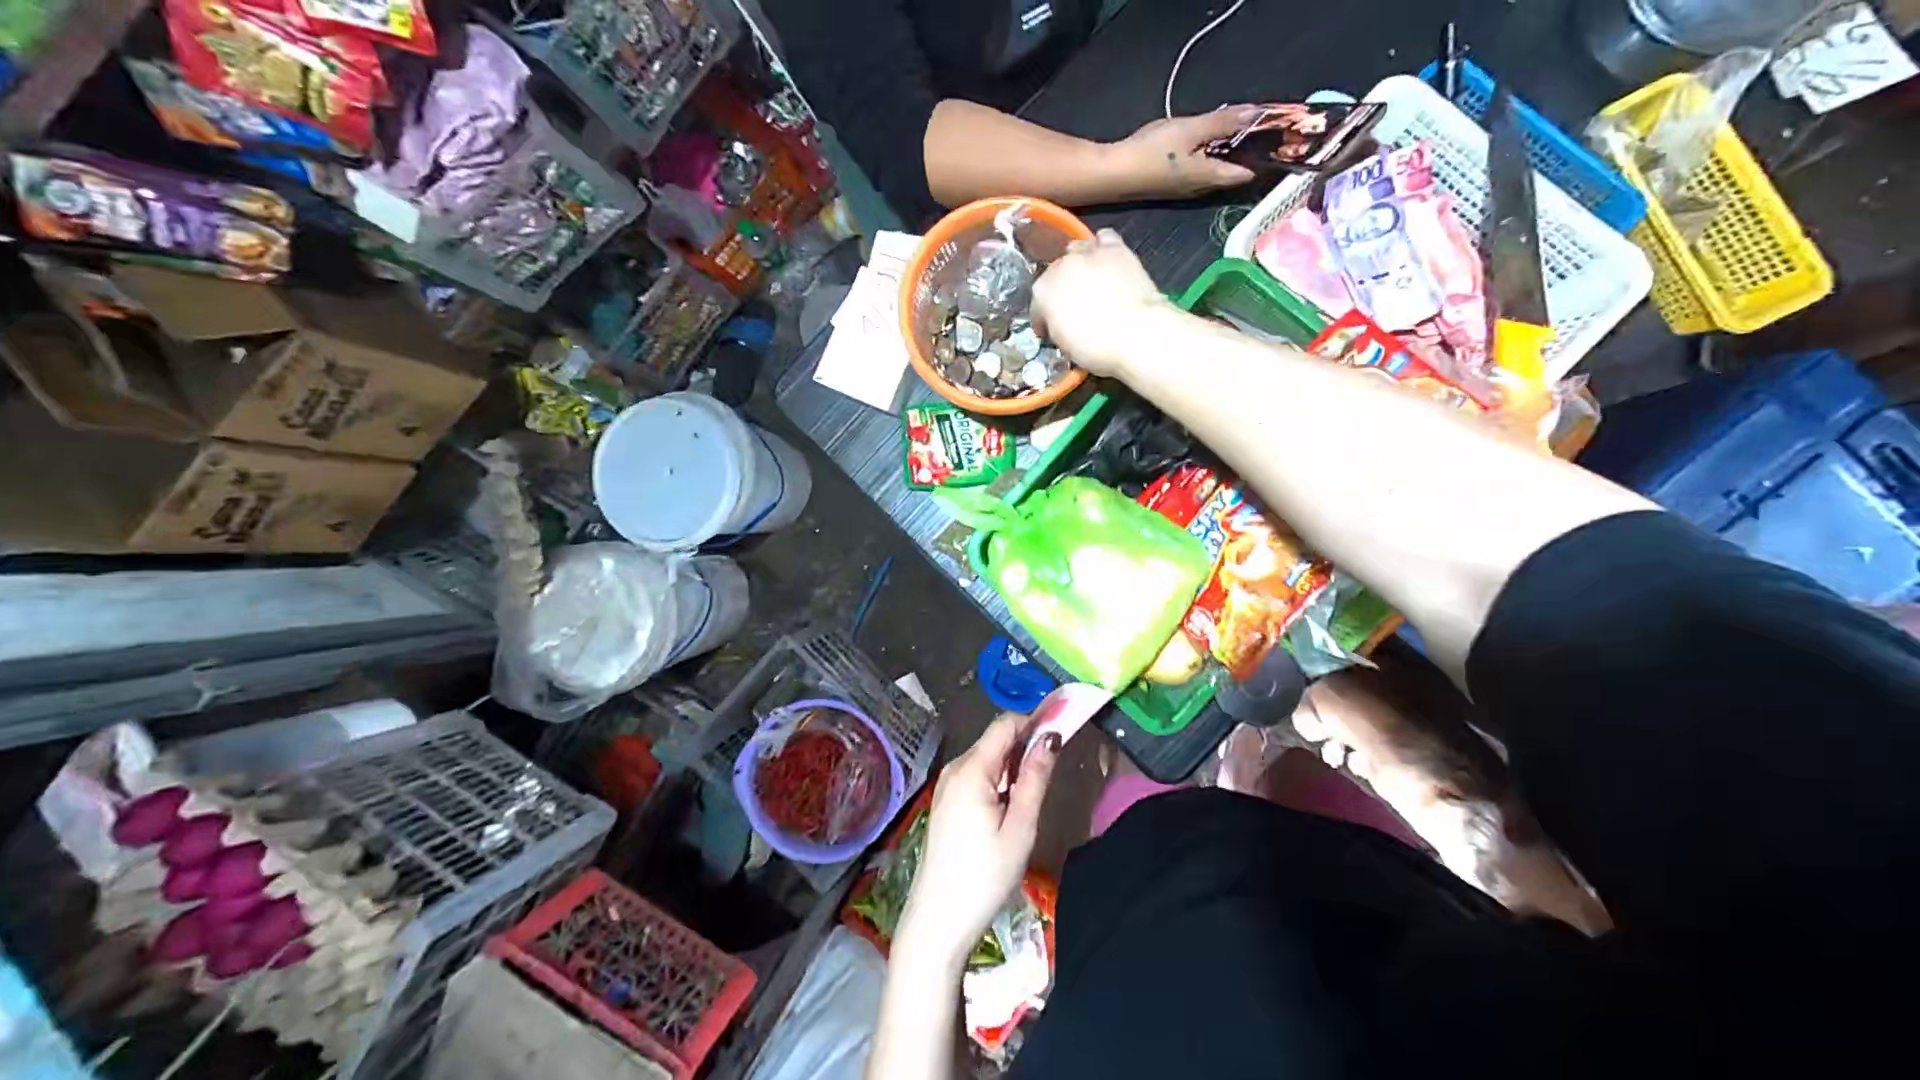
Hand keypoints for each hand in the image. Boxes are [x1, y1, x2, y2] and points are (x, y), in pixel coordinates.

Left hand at [892, 714, 1060, 972]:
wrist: (938, 922)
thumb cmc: (984, 877)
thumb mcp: (1020, 828)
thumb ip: (1035, 778)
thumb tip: (1052, 736)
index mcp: (971, 769)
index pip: (1006, 724)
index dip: (1035, 723)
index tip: (1063, 736)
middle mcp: (954, 768)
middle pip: (996, 740)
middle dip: (1025, 748)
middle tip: (1050, 777)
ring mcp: (946, 785)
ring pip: (988, 758)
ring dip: (1013, 767)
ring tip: (1029, 802)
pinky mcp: (946, 802)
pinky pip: (977, 776)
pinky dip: (998, 782)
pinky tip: (1007, 812)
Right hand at [1032, 228, 1179, 376]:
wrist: (1136, 334)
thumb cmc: (1097, 348)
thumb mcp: (1064, 345)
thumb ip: (1055, 326)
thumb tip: (1059, 323)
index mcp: (1042, 292)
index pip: (1038, 305)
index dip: (1044, 320)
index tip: (1051, 331)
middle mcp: (1060, 267)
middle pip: (1056, 275)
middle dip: (1061, 290)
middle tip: (1074, 308)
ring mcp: (1088, 254)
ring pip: (1077, 250)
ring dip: (1079, 265)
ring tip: (1089, 280)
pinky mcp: (1116, 249)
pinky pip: (1104, 238)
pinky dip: (1103, 248)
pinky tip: (1107, 260)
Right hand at [1102, 106, 1260, 199]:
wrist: (1113, 173)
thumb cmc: (1153, 153)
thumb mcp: (1191, 130)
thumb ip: (1223, 122)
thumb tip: (1257, 113)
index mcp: (1211, 177)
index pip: (1248, 173)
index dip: (1265, 158)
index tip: (1277, 138)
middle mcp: (1201, 188)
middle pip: (1232, 173)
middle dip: (1246, 153)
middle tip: (1257, 127)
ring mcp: (1185, 189)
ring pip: (1215, 171)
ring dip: (1226, 154)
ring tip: (1233, 129)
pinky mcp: (1171, 185)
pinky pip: (1199, 169)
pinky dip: (1208, 155)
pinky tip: (1203, 141)